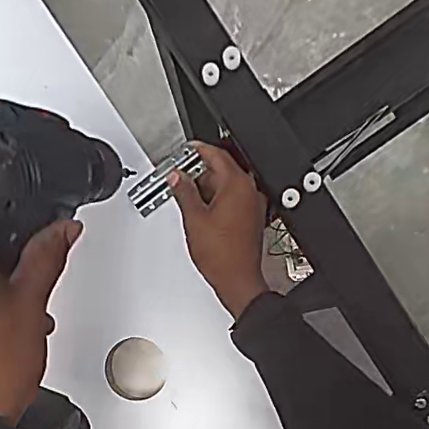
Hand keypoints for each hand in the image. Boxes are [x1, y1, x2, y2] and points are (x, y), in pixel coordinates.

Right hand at [170, 142, 269, 318]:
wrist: (237, 280)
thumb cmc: (222, 255)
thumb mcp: (194, 219)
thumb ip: (184, 193)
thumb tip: (176, 177)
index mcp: (237, 186)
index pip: (217, 155)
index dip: (198, 150)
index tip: (187, 149)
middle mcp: (249, 192)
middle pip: (222, 170)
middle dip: (199, 173)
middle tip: (180, 178)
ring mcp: (252, 205)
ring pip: (227, 186)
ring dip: (207, 188)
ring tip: (187, 199)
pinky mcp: (251, 218)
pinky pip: (233, 200)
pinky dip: (217, 200)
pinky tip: (201, 212)